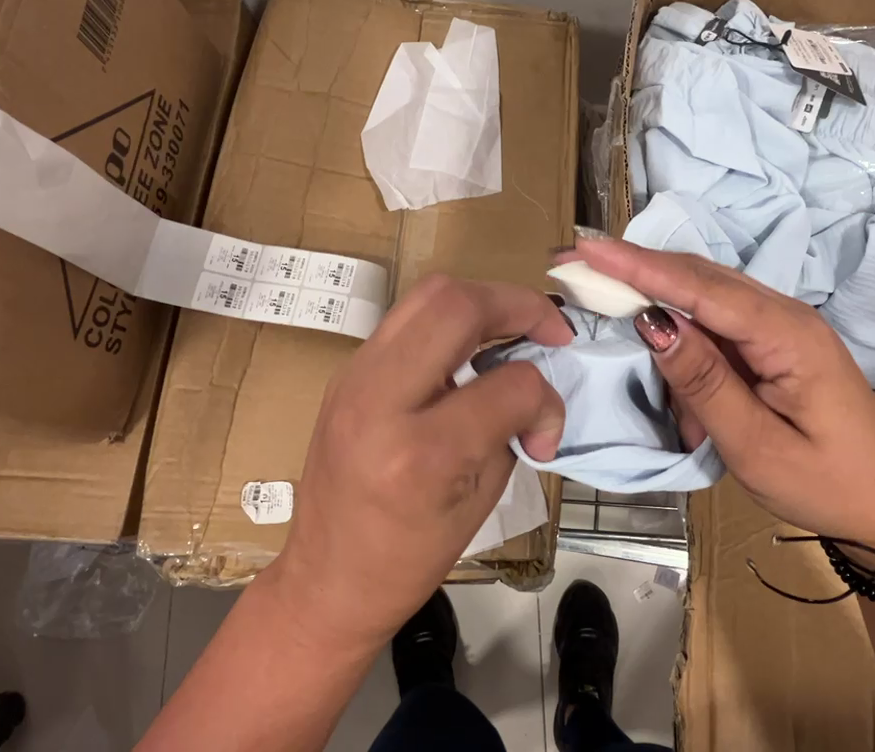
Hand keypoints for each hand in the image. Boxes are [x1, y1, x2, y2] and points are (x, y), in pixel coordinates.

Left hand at [267, 274, 571, 653]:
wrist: (325, 579)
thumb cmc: (409, 559)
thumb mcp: (480, 500)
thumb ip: (511, 430)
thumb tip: (537, 387)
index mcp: (421, 454)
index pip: (509, 386)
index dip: (547, 401)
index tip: (547, 428)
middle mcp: (380, 401)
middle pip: (458, 305)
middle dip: (518, 305)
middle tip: (549, 332)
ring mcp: (355, 379)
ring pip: (429, 295)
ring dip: (483, 303)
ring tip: (512, 330)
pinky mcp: (347, 373)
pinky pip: (408, 320)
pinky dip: (451, 323)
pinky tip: (470, 351)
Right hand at [568, 236, 874, 557]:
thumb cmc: (826, 484)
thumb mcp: (756, 445)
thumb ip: (704, 381)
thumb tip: (653, 323)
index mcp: (786, 334)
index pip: (700, 287)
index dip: (639, 266)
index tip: (586, 248)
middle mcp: (785, 315)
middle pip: (700, 278)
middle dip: (638, 270)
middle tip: (578, 265)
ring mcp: (782, 328)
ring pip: (707, 299)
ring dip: (662, 312)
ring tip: (622, 330)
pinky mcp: (776, 346)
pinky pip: (720, 328)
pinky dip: (688, 346)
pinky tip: (679, 386)